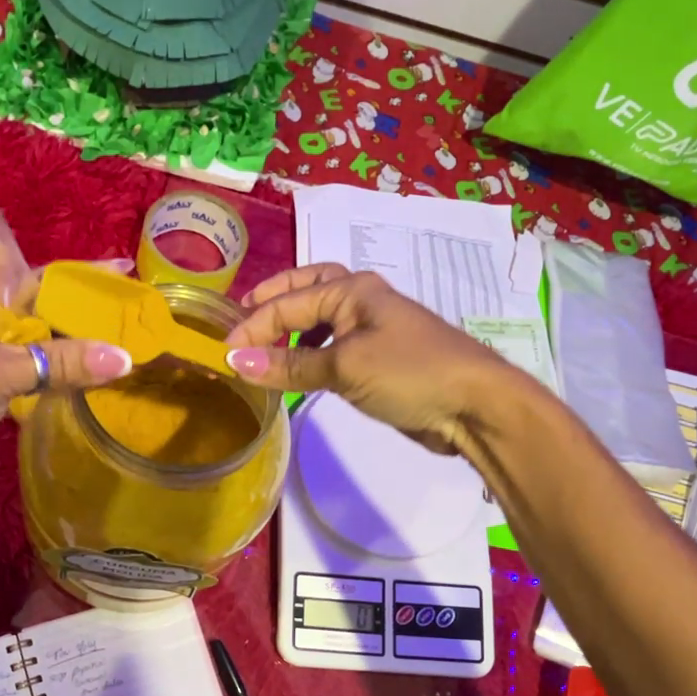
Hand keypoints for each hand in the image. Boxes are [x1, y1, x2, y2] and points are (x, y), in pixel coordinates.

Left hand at [0, 235, 133, 508]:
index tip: (83, 267)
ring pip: (24, 326)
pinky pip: (26, 357)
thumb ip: (57, 362)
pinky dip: (55, 357)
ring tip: (117, 320)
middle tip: (119, 289)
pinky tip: (94, 355)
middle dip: (62, 292)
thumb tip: (124, 357)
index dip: (36, 255)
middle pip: (14, 290)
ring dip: (64, 327)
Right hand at [223, 264, 532, 455]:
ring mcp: (372, 329)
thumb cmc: (410, 374)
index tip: (220, 353)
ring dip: (290, 328)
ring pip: (320, 318)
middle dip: (272, 301)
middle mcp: (360, 301)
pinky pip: (333, 345)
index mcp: (352, 290)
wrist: (476, 406)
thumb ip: (289, 365)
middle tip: (241, 318)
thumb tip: (235, 361)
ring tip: (264, 347)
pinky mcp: (379, 358)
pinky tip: (300, 369)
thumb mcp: (344, 368)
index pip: (287, 303)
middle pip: (306, 289)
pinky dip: (310, 351)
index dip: (251, 327)